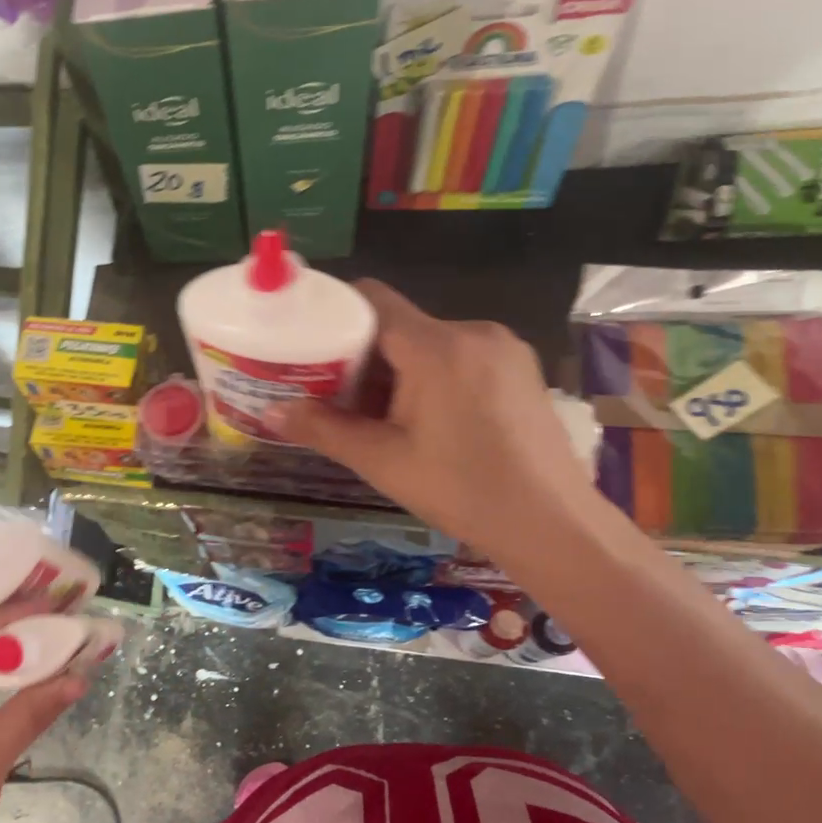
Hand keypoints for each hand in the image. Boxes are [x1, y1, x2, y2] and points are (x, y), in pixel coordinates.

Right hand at [271, 279, 598, 553]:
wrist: (551, 522)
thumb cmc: (460, 489)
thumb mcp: (381, 460)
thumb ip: (323, 429)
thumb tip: (270, 412)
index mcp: (435, 346)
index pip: (371, 300)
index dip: (333, 315)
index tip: (306, 344)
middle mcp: (472, 332)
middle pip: (399, 325)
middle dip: (362, 356)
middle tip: (334, 398)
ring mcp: (503, 349)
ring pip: (429, 343)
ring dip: (397, 371)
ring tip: (378, 418)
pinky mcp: (520, 369)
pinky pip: (460, 358)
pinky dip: (431, 377)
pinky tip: (426, 422)